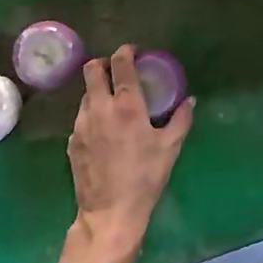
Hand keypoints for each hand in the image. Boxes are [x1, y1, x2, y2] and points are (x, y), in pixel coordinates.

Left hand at [59, 44, 194, 262]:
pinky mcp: (71, 141)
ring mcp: (81, 125)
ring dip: (98, 91)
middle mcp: (99, 108)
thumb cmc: (146, 177)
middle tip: (116, 70)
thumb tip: (191, 100)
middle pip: (91, 70)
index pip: (120, 64)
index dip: (125, 51)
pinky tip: (104, 132)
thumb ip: (181, 119)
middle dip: (103, 63)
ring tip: (112, 103)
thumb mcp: (171, 147)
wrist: (111, 212)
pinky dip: (92, 115)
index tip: (132, 51)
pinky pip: (81, 118)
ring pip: (85, 95)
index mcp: (126, 106)